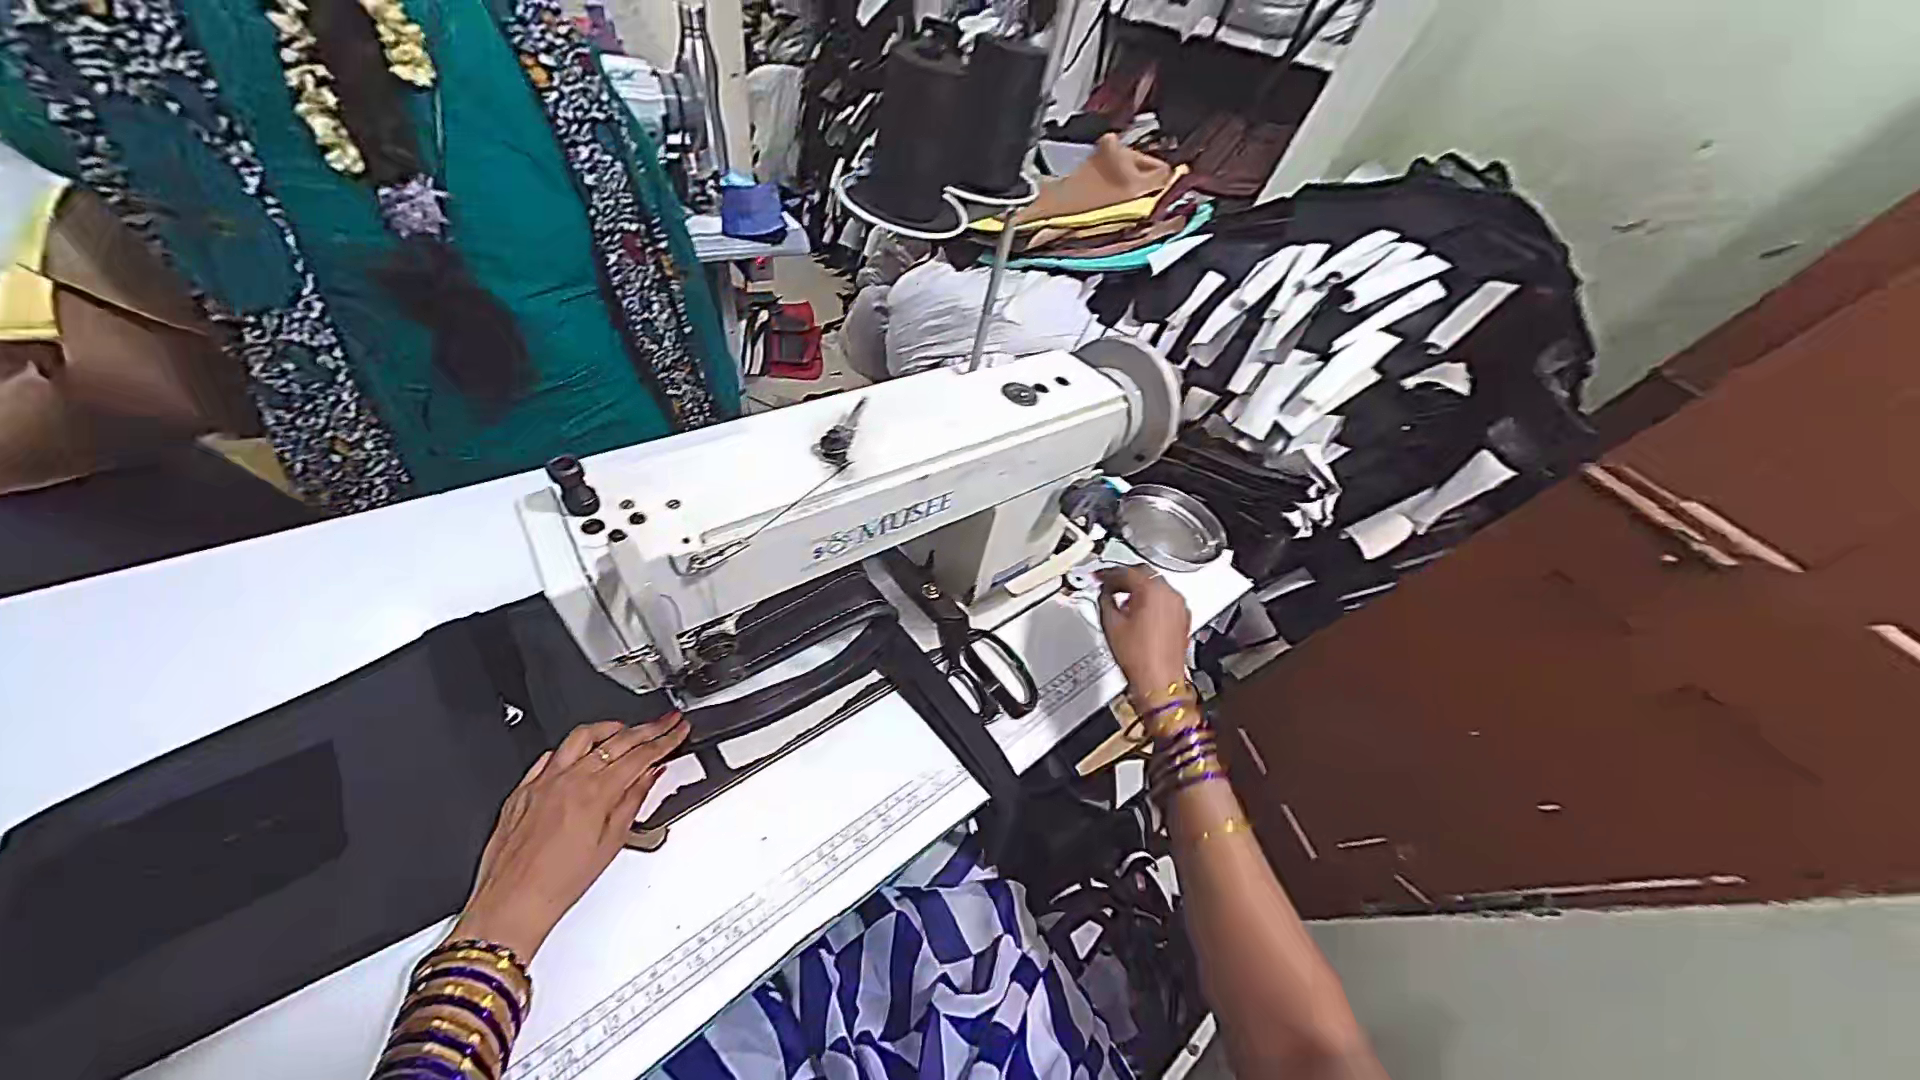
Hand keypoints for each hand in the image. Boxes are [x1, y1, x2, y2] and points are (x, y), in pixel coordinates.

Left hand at [452, 714, 689, 960]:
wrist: (510, 905)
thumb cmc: (558, 884)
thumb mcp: (611, 842)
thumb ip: (633, 799)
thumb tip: (650, 775)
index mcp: (595, 792)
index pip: (642, 754)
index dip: (666, 738)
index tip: (678, 728)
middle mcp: (569, 780)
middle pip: (619, 739)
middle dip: (650, 727)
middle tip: (666, 721)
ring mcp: (544, 781)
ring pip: (582, 736)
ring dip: (610, 728)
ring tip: (626, 729)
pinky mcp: (523, 789)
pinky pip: (550, 755)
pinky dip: (572, 747)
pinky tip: (581, 751)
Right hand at [1097, 565, 1191, 697]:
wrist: (1159, 681)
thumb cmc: (1139, 658)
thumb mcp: (1111, 624)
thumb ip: (1105, 600)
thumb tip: (1104, 593)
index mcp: (1153, 590)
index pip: (1126, 571)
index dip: (1108, 573)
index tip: (1099, 577)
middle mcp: (1170, 595)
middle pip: (1144, 573)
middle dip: (1124, 577)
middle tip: (1108, 583)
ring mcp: (1179, 606)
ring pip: (1156, 585)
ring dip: (1138, 587)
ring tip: (1121, 596)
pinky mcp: (1183, 617)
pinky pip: (1165, 599)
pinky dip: (1151, 599)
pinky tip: (1138, 609)